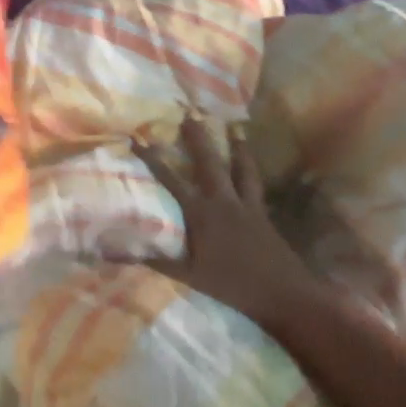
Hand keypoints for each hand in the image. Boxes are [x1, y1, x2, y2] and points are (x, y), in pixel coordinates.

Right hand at [132, 118, 324, 328]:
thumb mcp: (190, 277)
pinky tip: (251, 165)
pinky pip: (255, 184)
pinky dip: (251, 170)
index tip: (138, 138)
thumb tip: (122, 251)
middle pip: (208, 162)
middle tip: (190, 113)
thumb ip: (158, 261)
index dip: (153, 158)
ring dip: (236, 146)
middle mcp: (223, 202)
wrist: (283, 293)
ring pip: (240, 168)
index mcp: (201, 214)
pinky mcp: (263, 213)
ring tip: (234, 128)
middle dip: (197, 137)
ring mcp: (246, 205)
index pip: (171, 180)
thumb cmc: (231, 285)